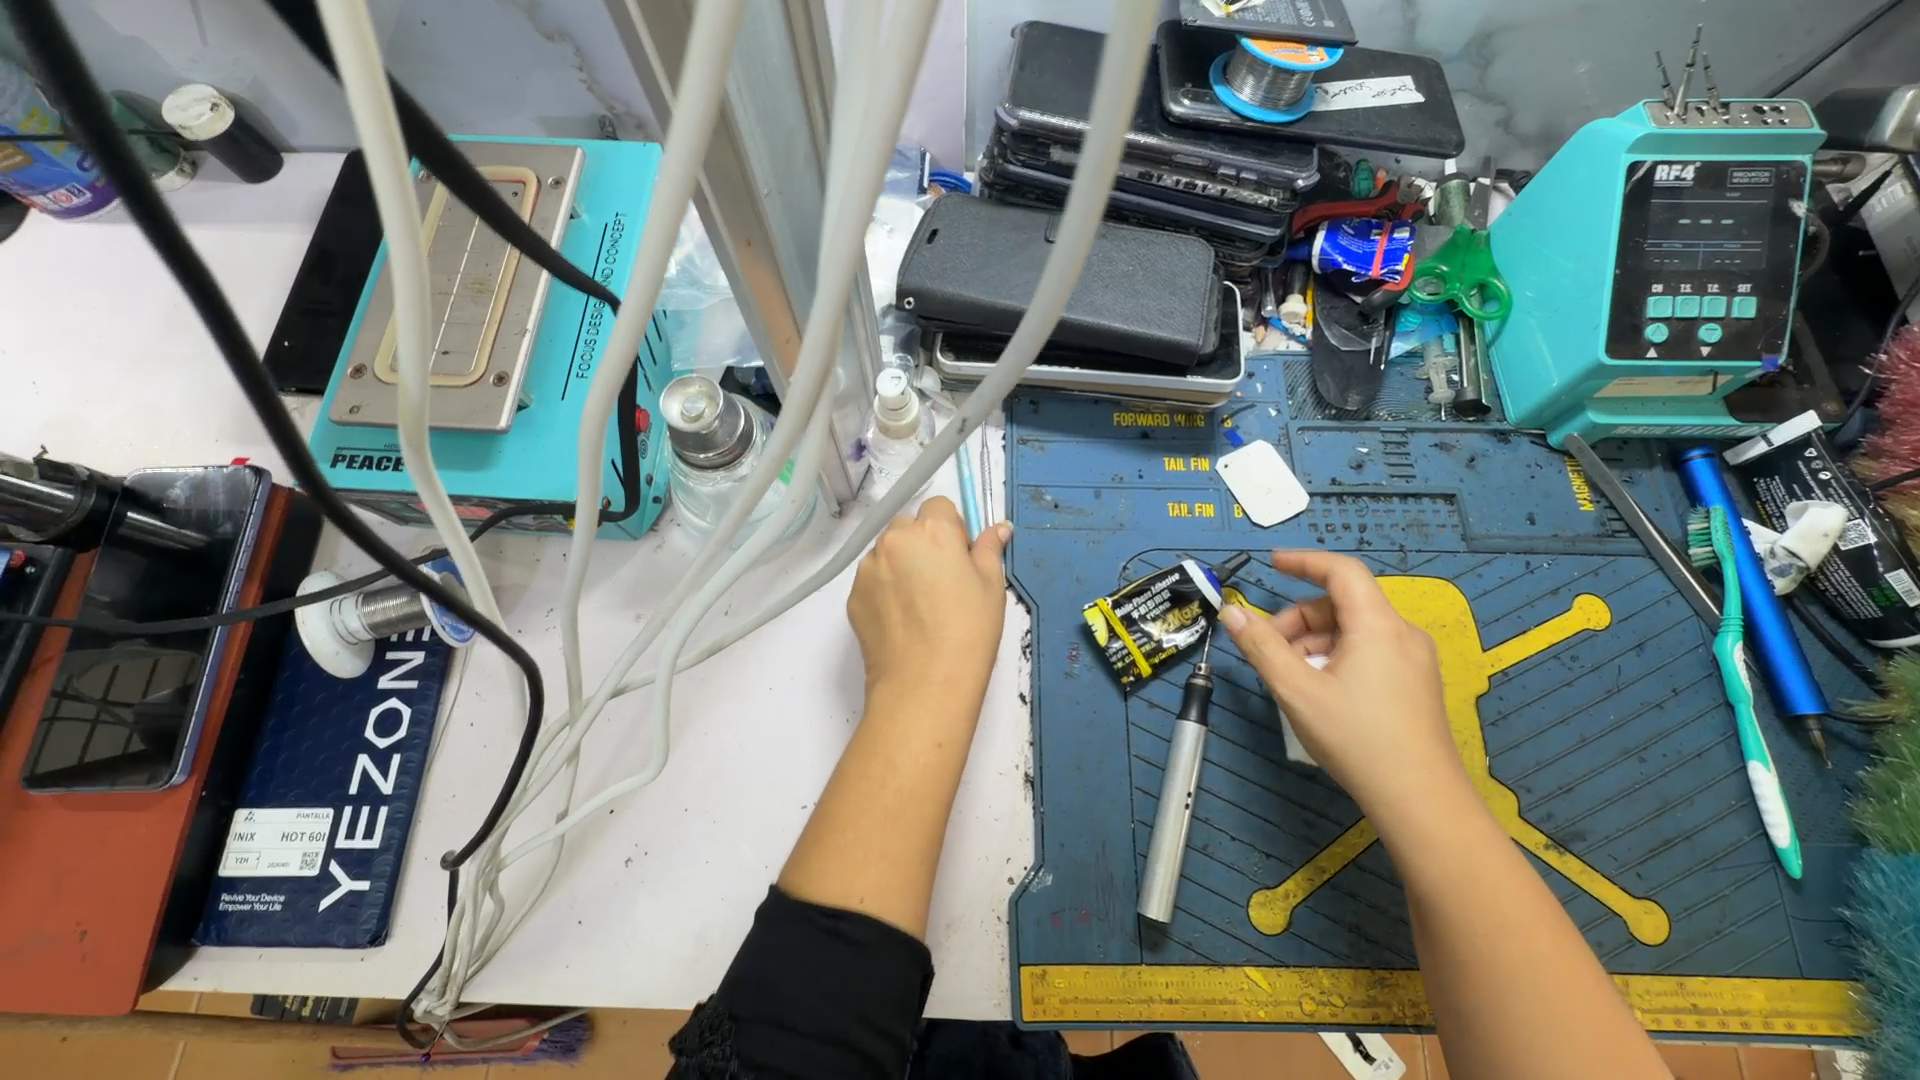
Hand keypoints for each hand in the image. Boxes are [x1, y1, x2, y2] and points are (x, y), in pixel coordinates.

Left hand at [847, 498, 1011, 707]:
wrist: (923, 684)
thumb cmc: (967, 633)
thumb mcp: (991, 588)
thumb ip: (989, 549)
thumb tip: (998, 528)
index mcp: (932, 531)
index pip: (938, 507)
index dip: (951, 529)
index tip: (960, 557)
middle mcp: (894, 541)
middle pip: (908, 527)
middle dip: (923, 544)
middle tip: (941, 582)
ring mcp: (868, 568)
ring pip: (887, 553)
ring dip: (901, 565)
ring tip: (920, 606)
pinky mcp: (853, 595)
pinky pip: (872, 580)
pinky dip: (885, 590)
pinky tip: (903, 620)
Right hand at [1217, 550, 1467, 823]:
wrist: (1419, 799)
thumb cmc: (1356, 738)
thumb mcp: (1296, 690)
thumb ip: (1261, 647)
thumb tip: (1232, 613)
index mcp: (1378, 625)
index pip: (1341, 571)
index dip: (1304, 562)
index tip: (1271, 564)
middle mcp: (1403, 633)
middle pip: (1343, 604)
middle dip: (1300, 619)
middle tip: (1269, 649)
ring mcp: (1414, 660)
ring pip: (1354, 631)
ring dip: (1315, 642)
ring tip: (1291, 678)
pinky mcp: (1416, 684)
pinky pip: (1370, 652)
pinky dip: (1336, 658)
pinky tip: (1320, 692)